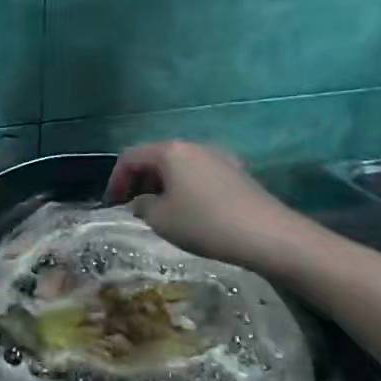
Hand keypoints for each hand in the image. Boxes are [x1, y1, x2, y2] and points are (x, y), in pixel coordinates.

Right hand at [106, 140, 316, 272]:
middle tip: (132, 208)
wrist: (269, 235)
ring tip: (158, 212)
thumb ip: (140, 206)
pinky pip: (198, 174)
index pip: (130, 157)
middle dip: (139, 181)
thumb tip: (139, 202)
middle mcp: (192, 146)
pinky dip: (184, 188)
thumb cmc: (205, 223)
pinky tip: (189, 212)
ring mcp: (217, 157)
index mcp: (169, 150)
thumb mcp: (161, 219)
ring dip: (162, 185)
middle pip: (155, 157)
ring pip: (178, 166)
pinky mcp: (236, 172)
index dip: (115, 180)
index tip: (111, 205)